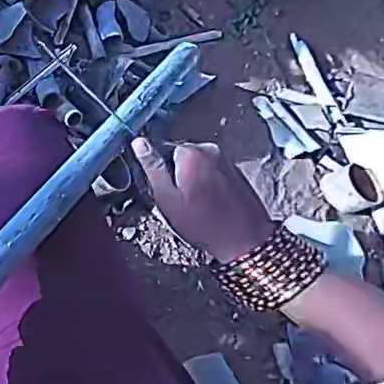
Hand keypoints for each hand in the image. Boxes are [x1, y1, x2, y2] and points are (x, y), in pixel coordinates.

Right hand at [132, 138, 274, 262]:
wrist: (245, 241)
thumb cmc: (202, 222)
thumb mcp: (167, 198)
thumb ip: (153, 167)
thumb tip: (138, 143)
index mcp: (191, 153)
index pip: (160, 147)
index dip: (156, 167)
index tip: (159, 186)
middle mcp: (210, 149)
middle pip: (178, 153)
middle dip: (173, 171)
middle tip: (174, 198)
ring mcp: (224, 159)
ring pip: (194, 162)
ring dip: (189, 177)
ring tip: (191, 202)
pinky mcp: (234, 171)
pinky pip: (209, 170)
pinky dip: (203, 181)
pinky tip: (205, 202)